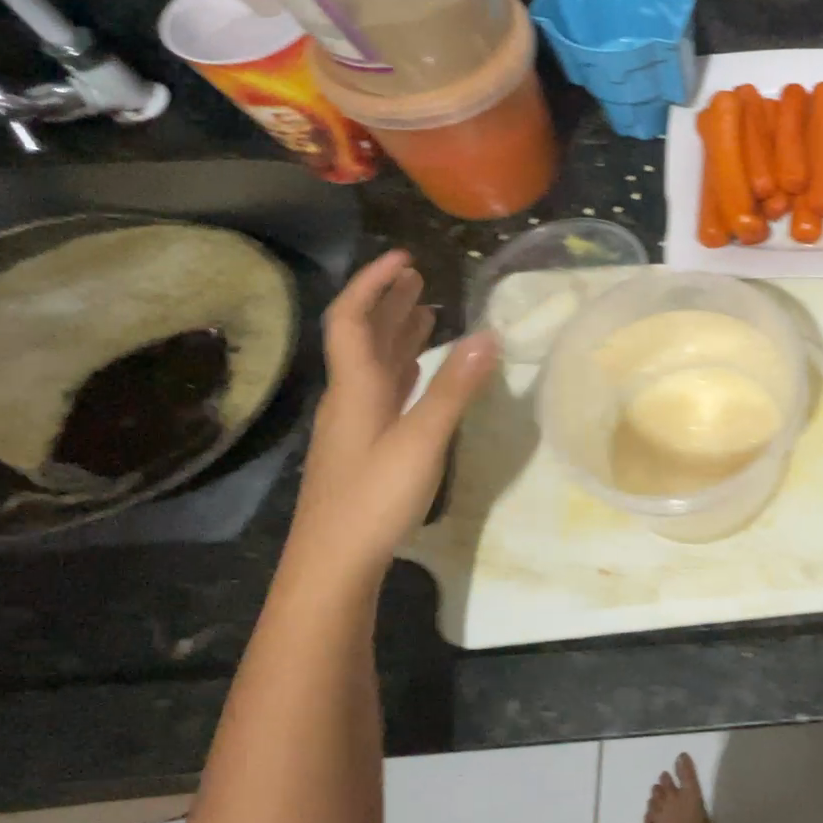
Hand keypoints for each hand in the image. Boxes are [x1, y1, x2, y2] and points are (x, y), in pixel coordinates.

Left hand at [286, 250, 496, 584]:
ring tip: (426, 308)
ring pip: (375, 364)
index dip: (372, 284)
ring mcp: (357, 424)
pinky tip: (418, 370)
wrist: (332, 564)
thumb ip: (455, 387)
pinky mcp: (367, 445)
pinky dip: (404, 367)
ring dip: (397, 332)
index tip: (404, 258)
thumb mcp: (422, 440)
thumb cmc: (373, 498)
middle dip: (389, 301)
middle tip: (419, 274)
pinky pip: (385, 390)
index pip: (353, 320)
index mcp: (356, 388)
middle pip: (363, 337)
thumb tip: (489, 334)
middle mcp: (351, 398)